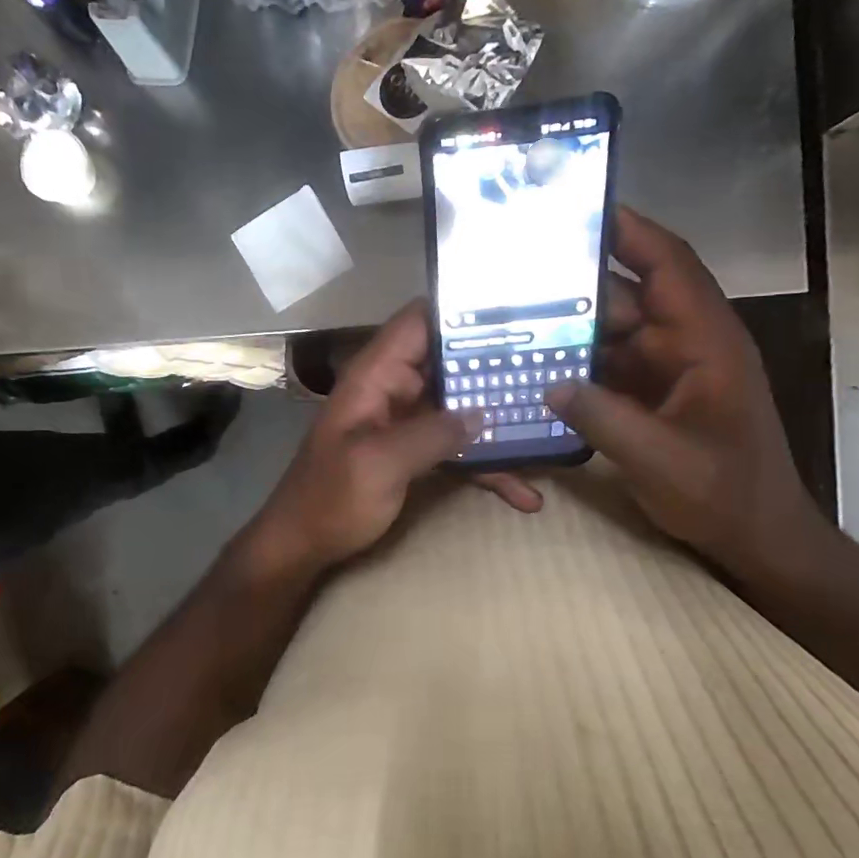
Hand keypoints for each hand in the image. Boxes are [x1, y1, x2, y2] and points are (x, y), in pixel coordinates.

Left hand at [247, 301, 533, 574]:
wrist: (302, 545)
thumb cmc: (330, 499)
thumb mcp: (379, 464)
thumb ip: (431, 434)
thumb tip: (483, 413)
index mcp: (375, 377)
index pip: (419, 323)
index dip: (462, 312)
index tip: (516, 312)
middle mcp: (393, 391)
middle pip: (451, 364)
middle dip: (499, 367)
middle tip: (557, 367)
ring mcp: (405, 423)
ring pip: (461, 408)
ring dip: (502, 423)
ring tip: (554, 429)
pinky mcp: (414, 454)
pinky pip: (457, 449)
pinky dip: (488, 467)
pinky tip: (525, 493)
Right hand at [546, 207, 826, 575]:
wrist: (756, 537)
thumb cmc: (725, 494)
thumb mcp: (662, 459)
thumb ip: (604, 419)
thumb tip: (550, 383)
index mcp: (707, 342)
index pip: (670, 267)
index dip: (631, 231)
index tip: (582, 206)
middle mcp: (687, 344)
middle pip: (630, 297)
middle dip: (579, 284)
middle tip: (519, 273)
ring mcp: (669, 370)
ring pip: (614, 332)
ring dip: (572, 326)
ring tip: (516, 315)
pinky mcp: (652, 395)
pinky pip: (608, 365)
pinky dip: (576, 363)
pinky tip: (538, 364)